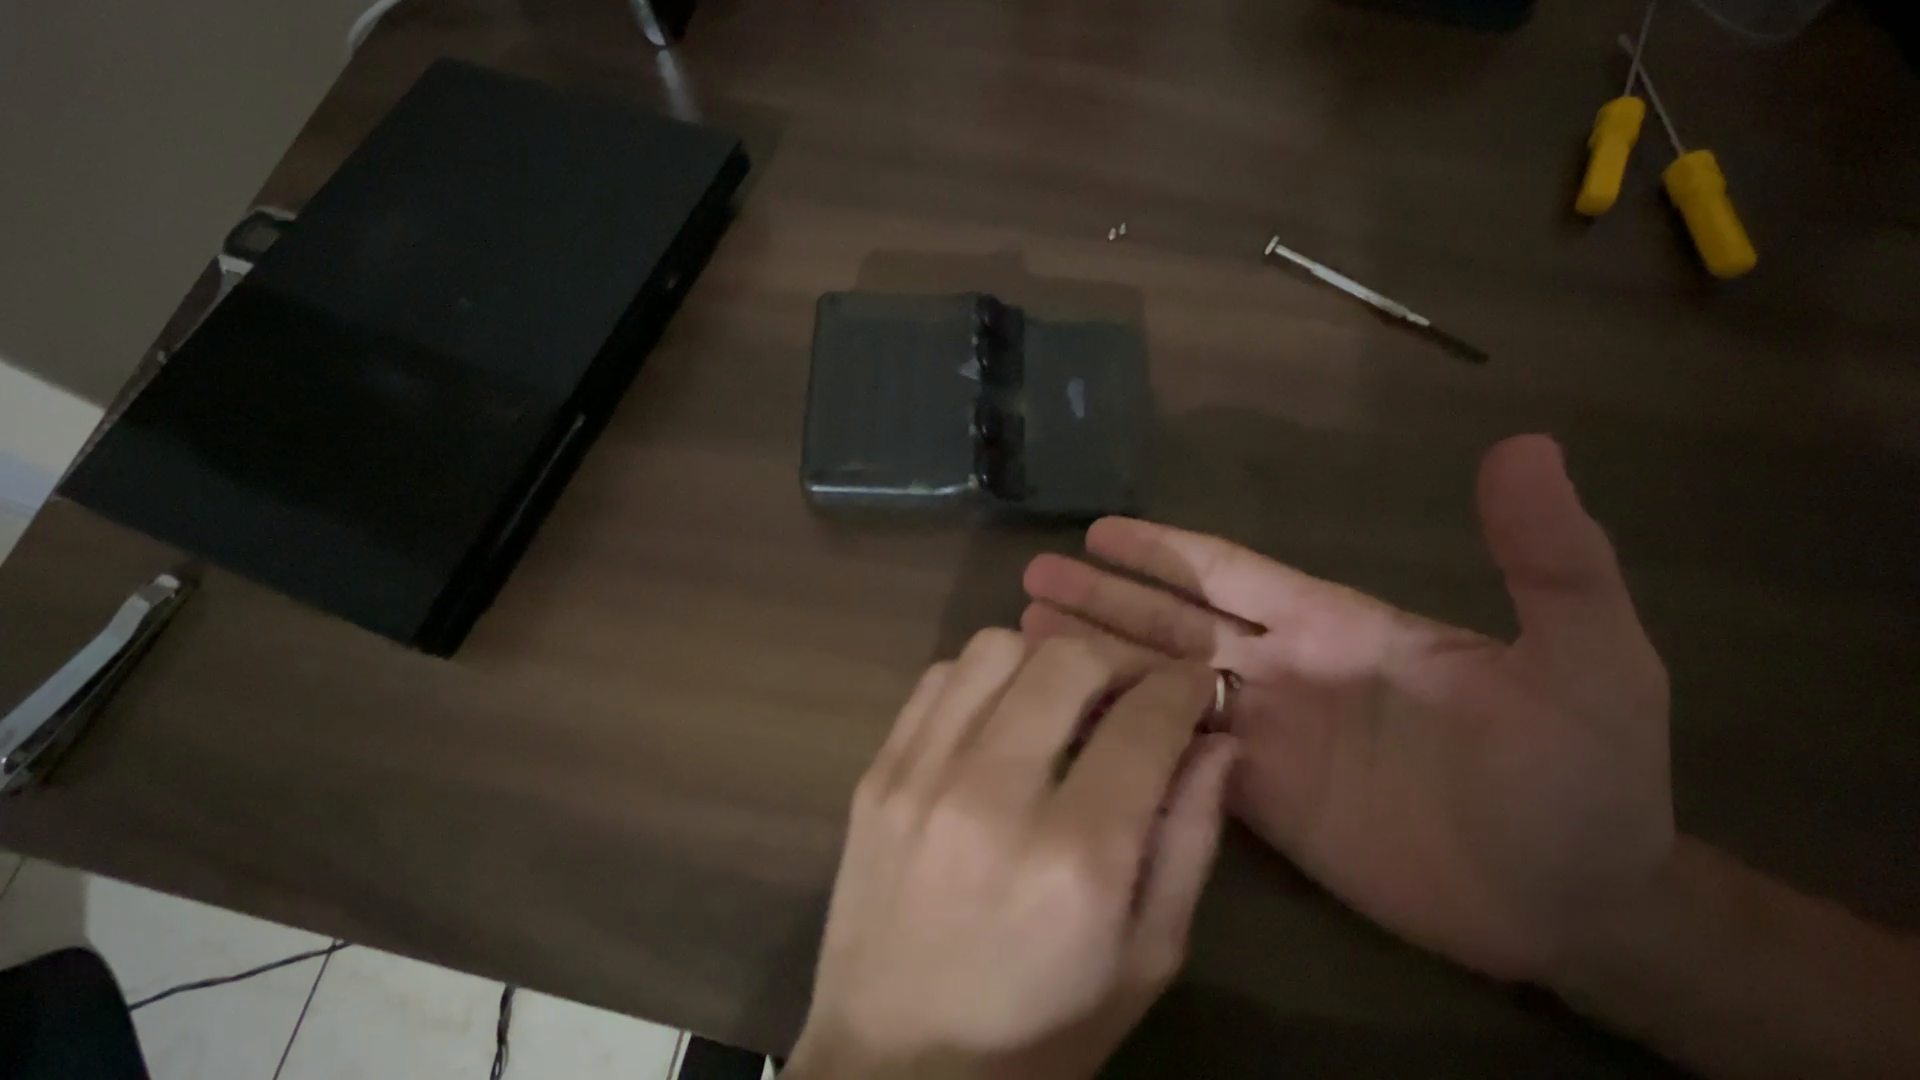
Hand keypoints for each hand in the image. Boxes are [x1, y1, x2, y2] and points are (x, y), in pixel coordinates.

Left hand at [786, 631, 1238, 1079]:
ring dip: (1048, 659)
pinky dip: (983, 678)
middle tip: (1140, 687)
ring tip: (1069, 698)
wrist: (897, 1067)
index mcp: (1075, 859)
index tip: (1197, 685)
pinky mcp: (875, 776)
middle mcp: (990, 799)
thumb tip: (1217, 740)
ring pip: (994, 650)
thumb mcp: (1147, 957)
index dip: (1184, 687)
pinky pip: (936, 681)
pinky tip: (1003, 714)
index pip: (1145, 722)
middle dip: (1123, 659)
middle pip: (1067, 662)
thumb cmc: (1040, 1030)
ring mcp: (918, 779)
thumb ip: (1190, 838)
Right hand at [1020, 435, 1673, 985]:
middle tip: (1027, 582)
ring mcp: (1268, 738)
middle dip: (1101, 601)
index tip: (1094, 531)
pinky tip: (1074, 728)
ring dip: (1098, 661)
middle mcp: (1285, 671)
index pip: (1225, 574)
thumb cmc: (1584, 772)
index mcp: (1334, 624)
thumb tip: (1526, 445)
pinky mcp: (1261, 802)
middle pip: (1171, 624)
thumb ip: (1545, 559)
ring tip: (1026, 642)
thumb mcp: (1588, 655)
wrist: (1578, 901)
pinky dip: (1125, 739)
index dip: (1160, 550)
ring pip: (1161, 688)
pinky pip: (1176, 760)